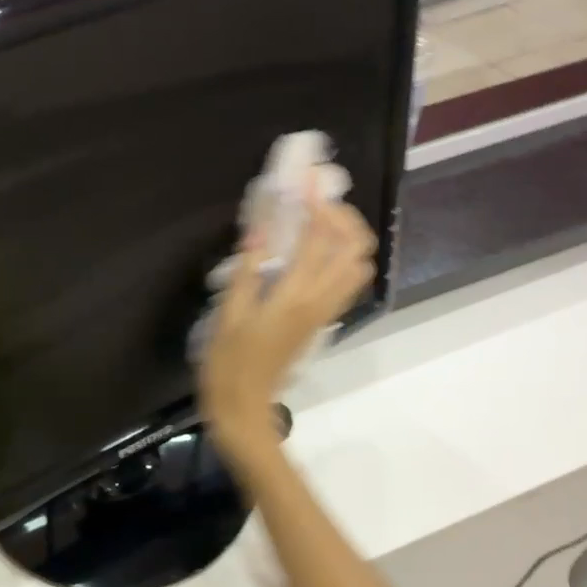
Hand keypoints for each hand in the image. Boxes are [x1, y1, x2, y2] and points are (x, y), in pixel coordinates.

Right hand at [199, 194, 375, 456]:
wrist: (244, 406)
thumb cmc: (227, 364)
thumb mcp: (228, 316)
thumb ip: (247, 271)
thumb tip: (259, 230)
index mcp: (294, 296)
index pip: (317, 238)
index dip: (315, 203)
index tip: (305, 180)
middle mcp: (319, 300)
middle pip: (354, 246)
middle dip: (340, 216)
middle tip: (312, 204)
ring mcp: (325, 312)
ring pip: (359, 264)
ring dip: (346, 237)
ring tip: (317, 225)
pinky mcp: (323, 321)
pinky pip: (348, 281)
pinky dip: (342, 257)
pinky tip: (314, 253)